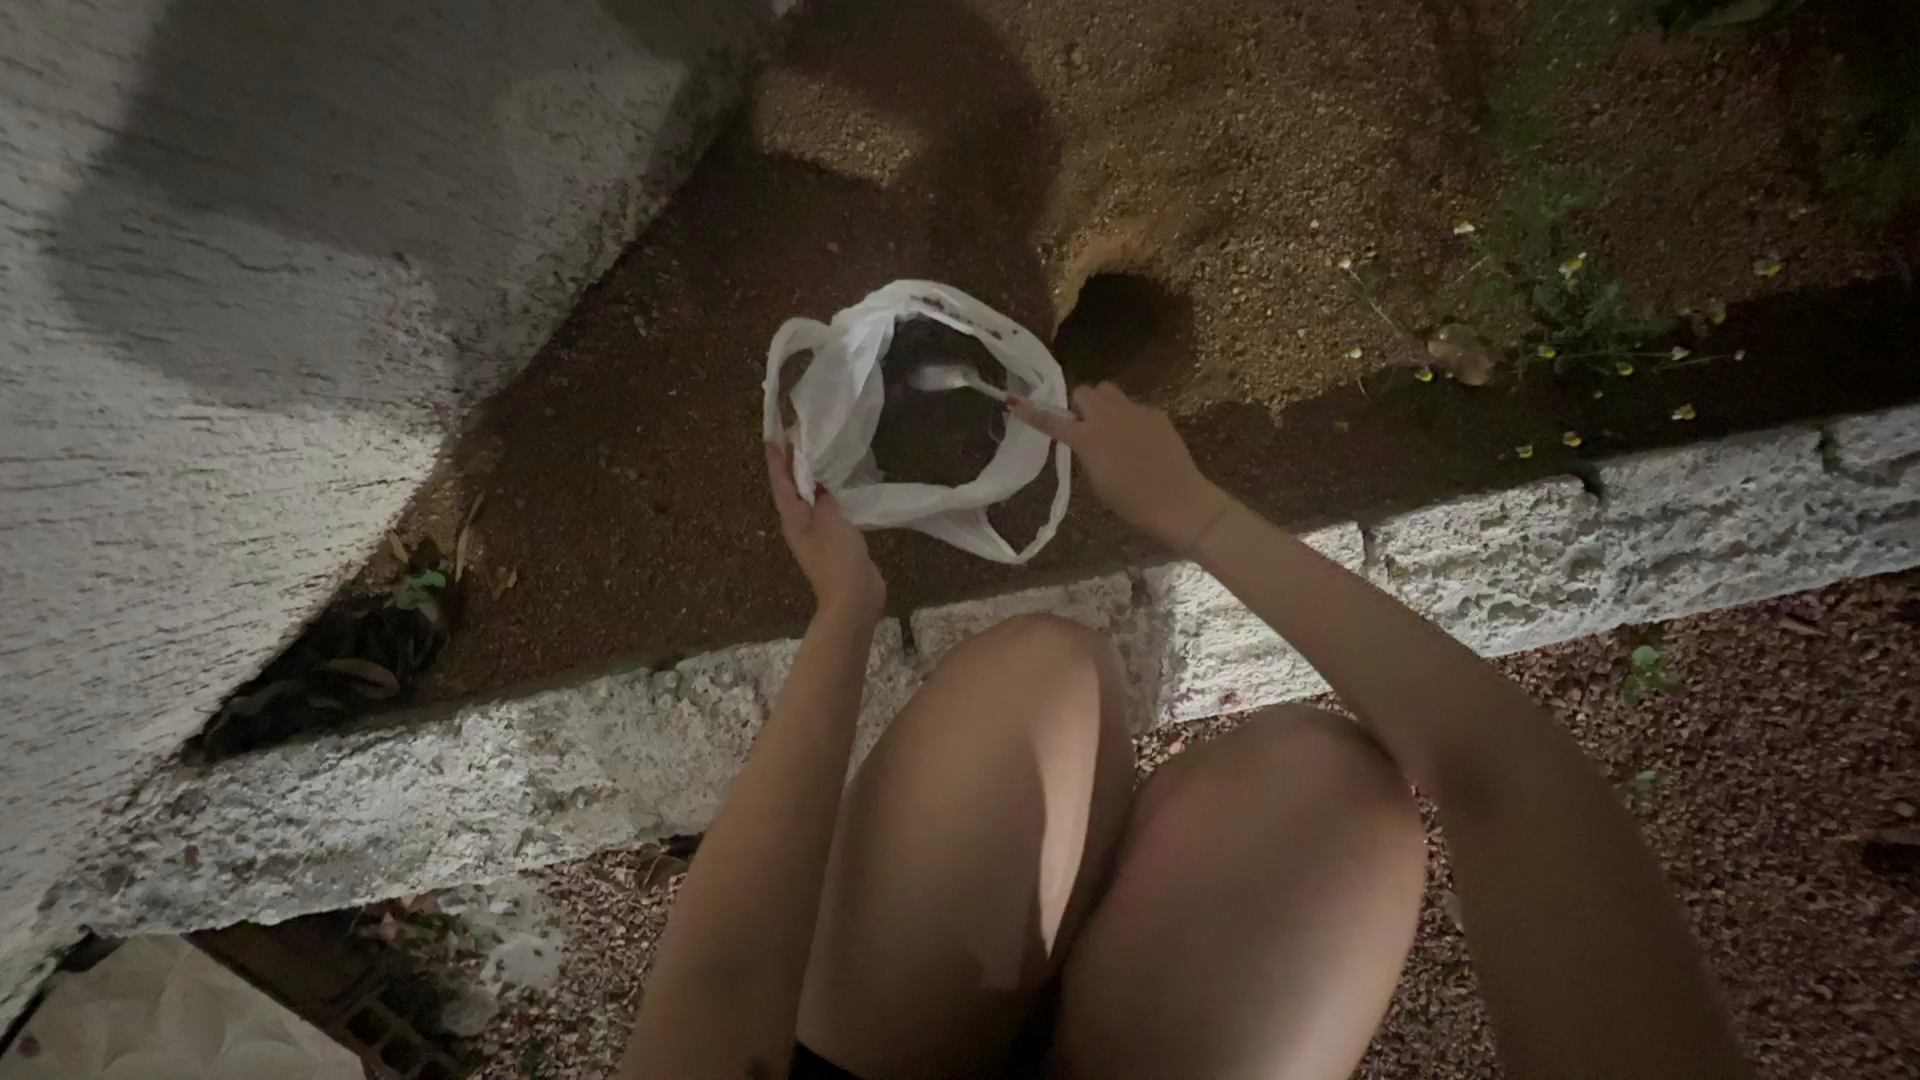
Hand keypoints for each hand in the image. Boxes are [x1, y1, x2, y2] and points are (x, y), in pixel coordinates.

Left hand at [764, 442, 885, 621]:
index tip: (772, 438)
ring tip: (816, 461)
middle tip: (795, 442)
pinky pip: (827, 515)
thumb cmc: (836, 556)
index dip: (777, 461)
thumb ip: (822, 499)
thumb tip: (818, 488)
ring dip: (809, 483)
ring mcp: (817, 538)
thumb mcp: (829, 520)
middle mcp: (800, 527)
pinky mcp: (835, 546)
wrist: (853, 597)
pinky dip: (827, 499)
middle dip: (791, 468)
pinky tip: (837, 493)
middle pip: (791, 492)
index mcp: (793, 519)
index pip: (781, 483)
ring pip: (808, 503)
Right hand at [1011, 383, 1232, 553]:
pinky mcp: (1156, 414)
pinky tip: (1139, 441)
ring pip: (1110, 392)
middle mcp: (1109, 417)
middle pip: (1086, 391)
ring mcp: (1135, 411)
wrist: (1179, 502)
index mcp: (1088, 439)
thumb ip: (1087, 454)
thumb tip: (1086, 440)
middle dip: (1080, 403)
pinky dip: (1129, 417)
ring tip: (1111, 428)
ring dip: (1104, 404)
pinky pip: (1135, 407)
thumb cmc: (1132, 503)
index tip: (1016, 403)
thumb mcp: (1098, 481)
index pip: (1053, 421)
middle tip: (1084, 424)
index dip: (1034, 413)